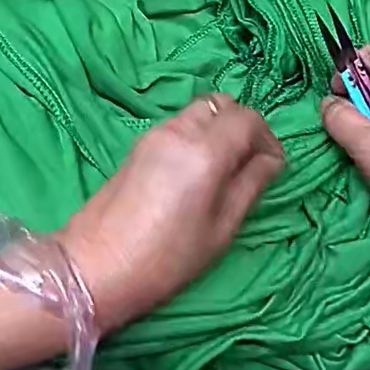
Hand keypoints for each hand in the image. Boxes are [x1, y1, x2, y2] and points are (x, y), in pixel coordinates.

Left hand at [58, 94, 284, 330]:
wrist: (96, 266)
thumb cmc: (166, 258)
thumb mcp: (221, 229)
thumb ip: (250, 185)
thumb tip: (270, 159)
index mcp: (203, 151)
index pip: (247, 118)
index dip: (268, 138)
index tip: (272, 166)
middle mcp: (178, 130)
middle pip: (223, 103)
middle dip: (243, 126)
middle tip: (250, 162)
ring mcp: (154, 133)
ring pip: (199, 110)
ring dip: (219, 128)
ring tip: (224, 168)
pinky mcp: (138, 143)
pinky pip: (179, 123)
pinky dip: (197, 133)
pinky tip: (197, 169)